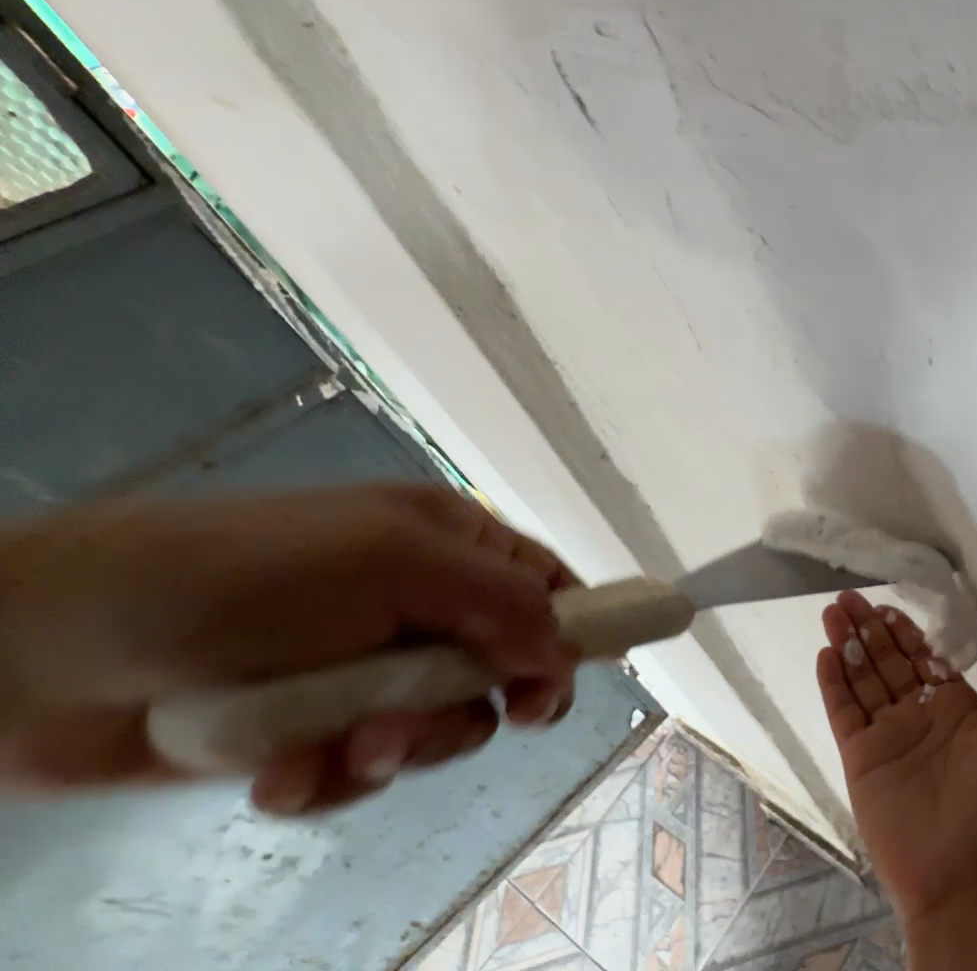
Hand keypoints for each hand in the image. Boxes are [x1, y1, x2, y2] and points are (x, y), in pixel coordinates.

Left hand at [0, 484, 580, 814]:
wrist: (50, 644)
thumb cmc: (250, 575)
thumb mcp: (395, 561)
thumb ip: (500, 600)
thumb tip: (566, 652)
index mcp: (452, 549)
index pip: (547, 586)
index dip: (570, 633)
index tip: (554, 688)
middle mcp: (422, 610)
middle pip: (504, 674)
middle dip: (465, 709)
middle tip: (422, 725)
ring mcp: (368, 675)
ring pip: (437, 732)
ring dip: (391, 750)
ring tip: (331, 747)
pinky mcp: (312, 734)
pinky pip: (361, 774)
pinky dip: (325, 781)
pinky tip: (276, 774)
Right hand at [814, 590, 976, 923]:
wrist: (964, 872)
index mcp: (957, 710)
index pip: (926, 660)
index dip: (908, 633)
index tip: (889, 605)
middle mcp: (920, 717)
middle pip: (890, 662)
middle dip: (872, 628)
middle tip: (850, 597)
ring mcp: (888, 736)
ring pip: (864, 680)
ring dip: (849, 646)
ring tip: (833, 612)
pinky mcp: (860, 758)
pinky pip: (844, 712)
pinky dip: (835, 683)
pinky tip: (827, 654)